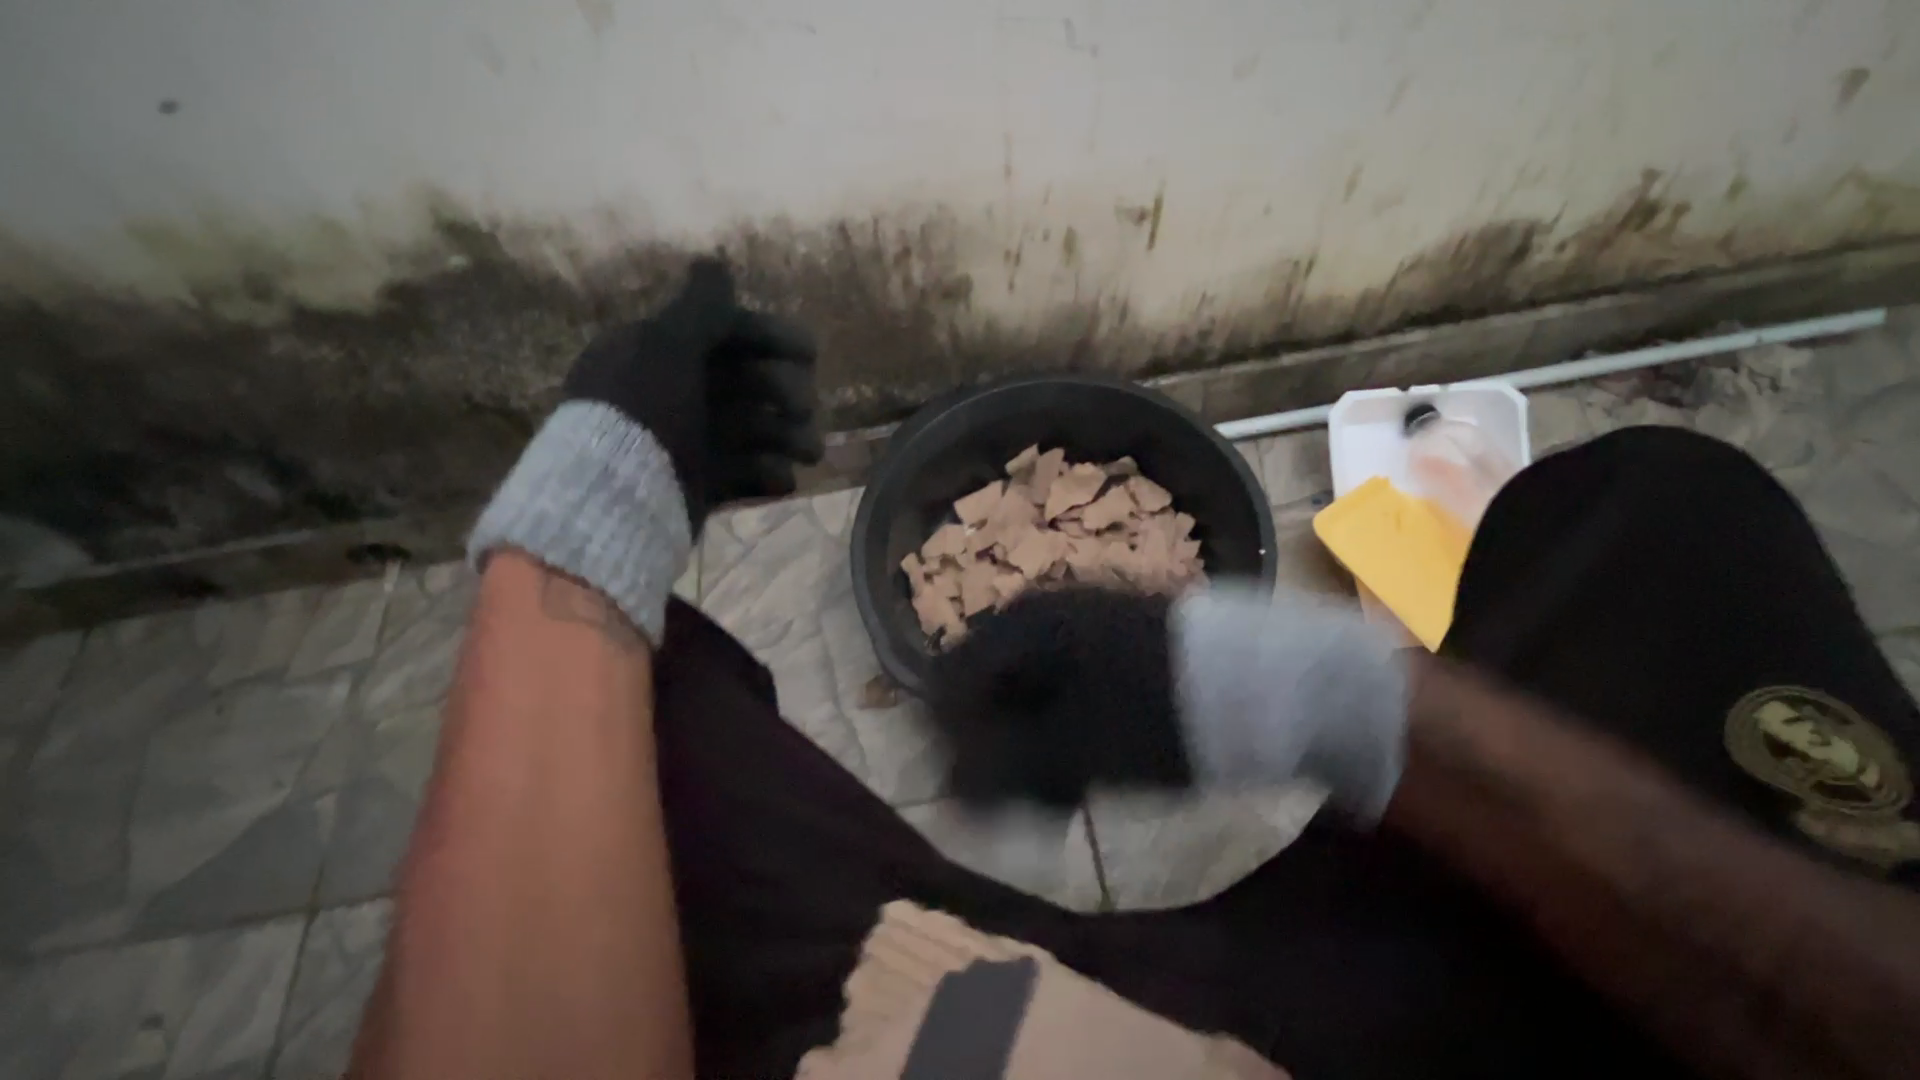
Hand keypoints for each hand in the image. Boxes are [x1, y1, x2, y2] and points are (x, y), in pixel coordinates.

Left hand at [563, 257, 822, 530]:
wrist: (615, 499)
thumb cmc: (643, 411)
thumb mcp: (666, 345)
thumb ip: (700, 307)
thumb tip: (714, 262)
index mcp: (662, 354)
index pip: (726, 333)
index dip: (770, 338)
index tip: (810, 353)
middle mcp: (676, 393)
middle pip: (748, 383)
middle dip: (786, 394)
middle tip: (803, 410)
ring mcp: (689, 442)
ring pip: (754, 430)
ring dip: (788, 437)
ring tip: (811, 454)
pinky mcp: (699, 484)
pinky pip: (745, 474)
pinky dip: (769, 475)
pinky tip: (784, 481)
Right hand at [927, 583, 1410, 819]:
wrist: (1275, 686)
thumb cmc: (1164, 715)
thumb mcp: (1075, 753)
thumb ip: (1002, 771)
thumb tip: (948, 797)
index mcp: (1026, 625)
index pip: (953, 679)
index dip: (954, 739)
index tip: (973, 791)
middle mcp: (1047, 611)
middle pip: (992, 686)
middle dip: (999, 746)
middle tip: (1027, 798)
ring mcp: (1086, 620)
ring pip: (1032, 690)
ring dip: (1035, 744)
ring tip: (1064, 792)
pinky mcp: (1120, 638)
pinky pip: (1069, 687)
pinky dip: (1069, 729)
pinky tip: (1092, 766)